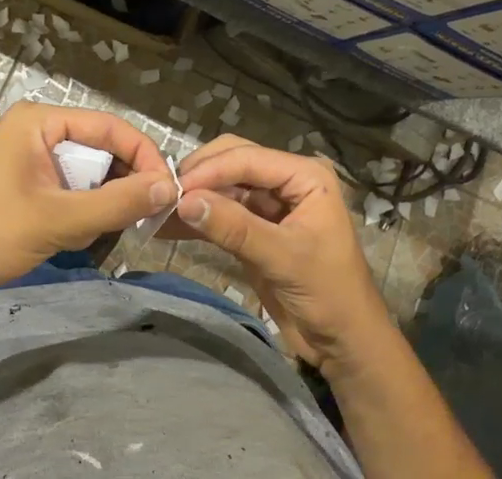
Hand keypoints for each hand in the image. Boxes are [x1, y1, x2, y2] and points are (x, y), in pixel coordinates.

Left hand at [0, 103, 175, 309]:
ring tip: (106, 229)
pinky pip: (71, 189)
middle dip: (123, 181)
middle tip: (146, 215)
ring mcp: (30, 159)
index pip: (110, 126)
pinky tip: (77, 236)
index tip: (169, 190)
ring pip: (88, 172)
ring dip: (102, 200)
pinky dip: (83, 210)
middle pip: (101, 147)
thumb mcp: (59, 219)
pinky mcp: (26, 186)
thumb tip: (169, 189)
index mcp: (39, 121)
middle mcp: (36, 130)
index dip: (144, 155)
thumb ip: (117, 202)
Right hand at [173, 136, 390, 368]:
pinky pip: (222, 214)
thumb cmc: (329, 294)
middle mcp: (288, 181)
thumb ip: (235, 227)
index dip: (209, 169)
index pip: (249, 158)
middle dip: (199, 176)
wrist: (345, 343)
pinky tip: (168, 227)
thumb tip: (185, 201)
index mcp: (306, 175)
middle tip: (162, 195)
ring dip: (194, 198)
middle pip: (234, 162)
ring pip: (224, 188)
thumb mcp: (283, 258)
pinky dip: (199, 219)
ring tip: (156, 210)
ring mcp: (271, 205)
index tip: (172, 188)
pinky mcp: (257, 230)